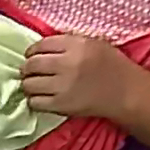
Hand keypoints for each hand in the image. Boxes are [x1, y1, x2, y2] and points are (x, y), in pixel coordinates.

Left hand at [21, 34, 143, 119]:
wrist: (123, 91)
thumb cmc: (109, 65)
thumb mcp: (92, 44)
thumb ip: (67, 44)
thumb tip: (40, 50)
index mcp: (77, 45)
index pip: (42, 45)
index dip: (32, 51)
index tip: (30, 56)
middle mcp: (68, 64)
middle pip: (32, 65)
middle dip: (26, 68)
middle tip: (28, 72)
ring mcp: (63, 86)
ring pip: (30, 85)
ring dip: (28, 85)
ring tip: (34, 85)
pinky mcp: (60, 105)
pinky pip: (35, 102)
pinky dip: (34, 100)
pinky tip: (40, 97)